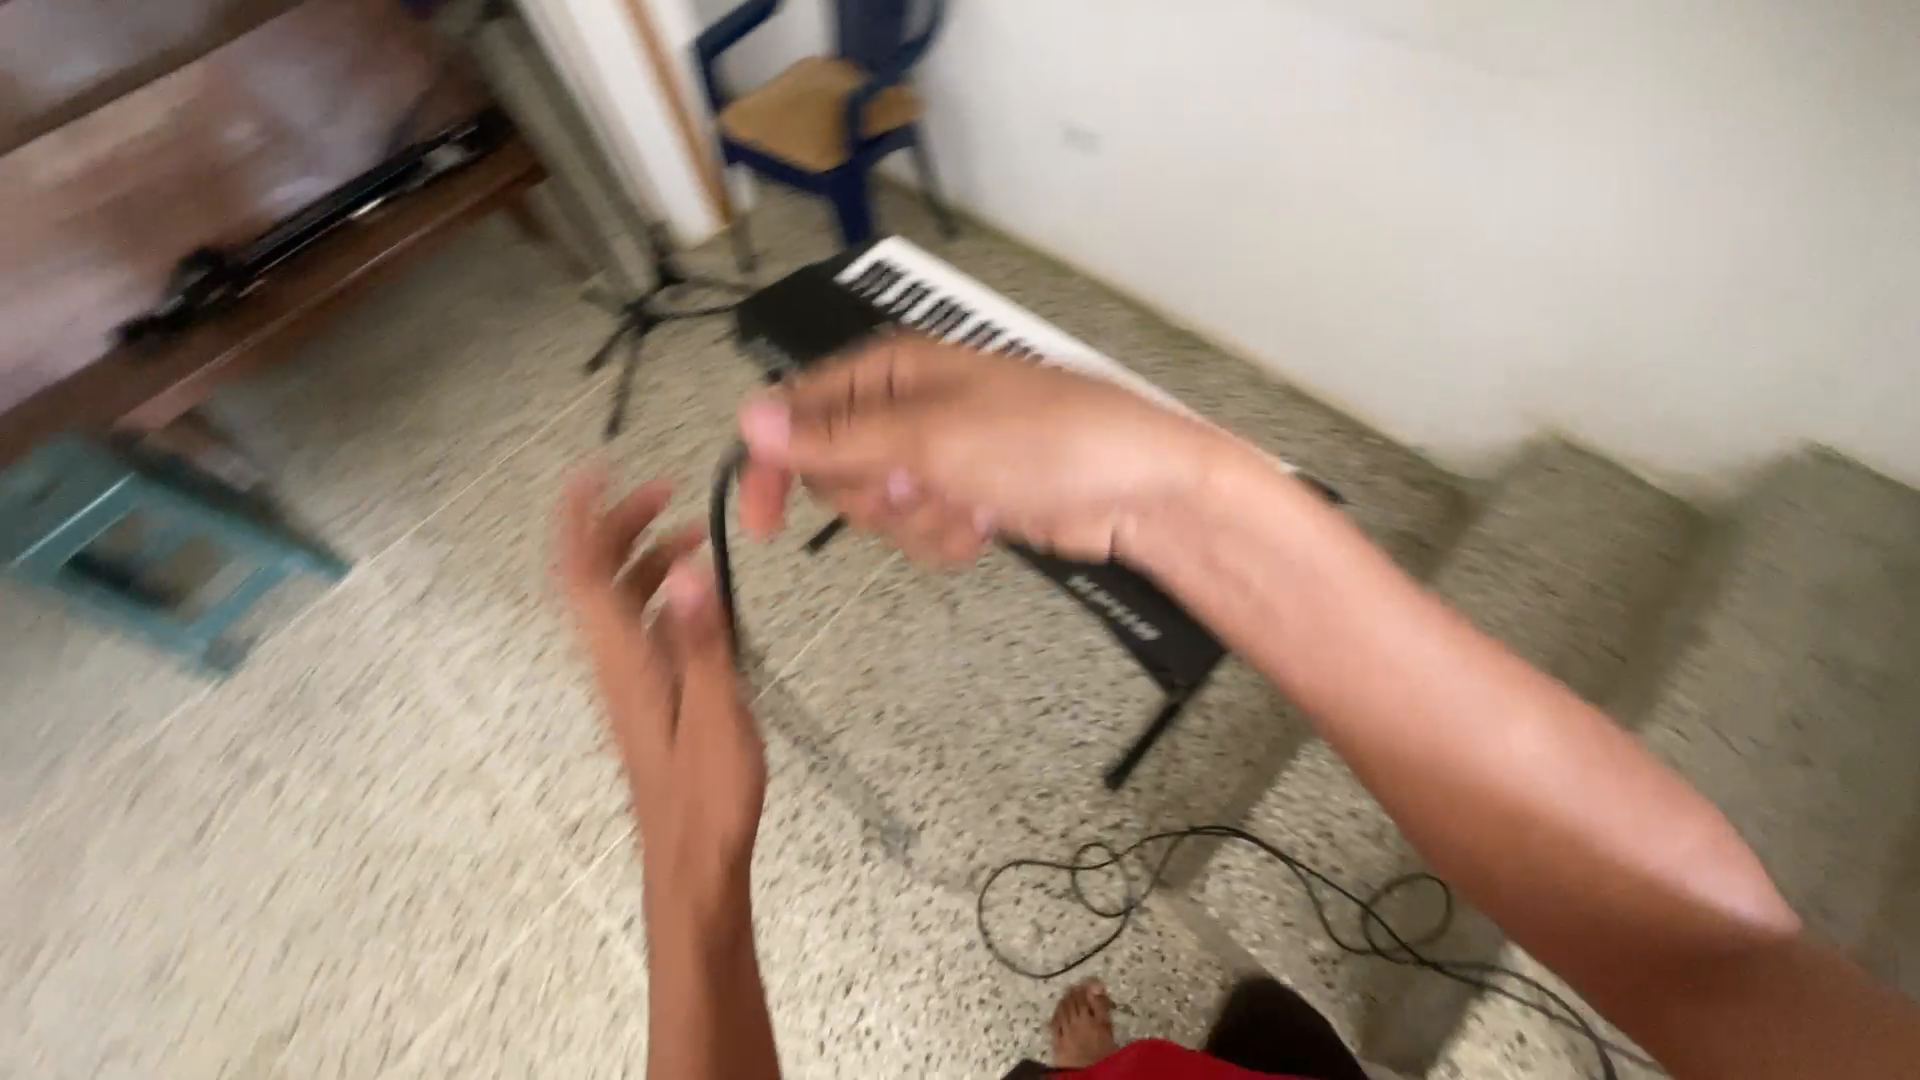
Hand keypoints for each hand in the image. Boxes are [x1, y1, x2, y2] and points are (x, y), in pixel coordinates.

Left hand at [556, 468, 766, 896]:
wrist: (691, 858)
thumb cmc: (706, 790)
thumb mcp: (715, 712)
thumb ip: (703, 640)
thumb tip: (690, 568)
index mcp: (624, 659)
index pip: (581, 572)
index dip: (581, 517)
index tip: (600, 470)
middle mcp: (614, 661)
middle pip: (595, 577)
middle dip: (620, 524)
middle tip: (665, 492)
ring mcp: (628, 678)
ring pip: (618, 600)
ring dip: (644, 556)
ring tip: (691, 534)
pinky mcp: (646, 693)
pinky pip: (641, 625)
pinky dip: (663, 593)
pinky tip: (699, 596)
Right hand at [735, 338, 1224, 563]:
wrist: (1134, 490)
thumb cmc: (1046, 440)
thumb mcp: (931, 437)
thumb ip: (838, 437)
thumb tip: (752, 420)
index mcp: (895, 371)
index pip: (802, 411)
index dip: (777, 464)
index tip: (763, 518)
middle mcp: (909, 410)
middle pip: (837, 469)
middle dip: (874, 495)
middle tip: (916, 487)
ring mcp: (937, 459)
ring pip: (879, 511)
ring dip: (919, 521)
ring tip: (968, 502)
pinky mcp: (963, 499)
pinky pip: (921, 532)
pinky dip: (948, 537)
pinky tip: (987, 521)